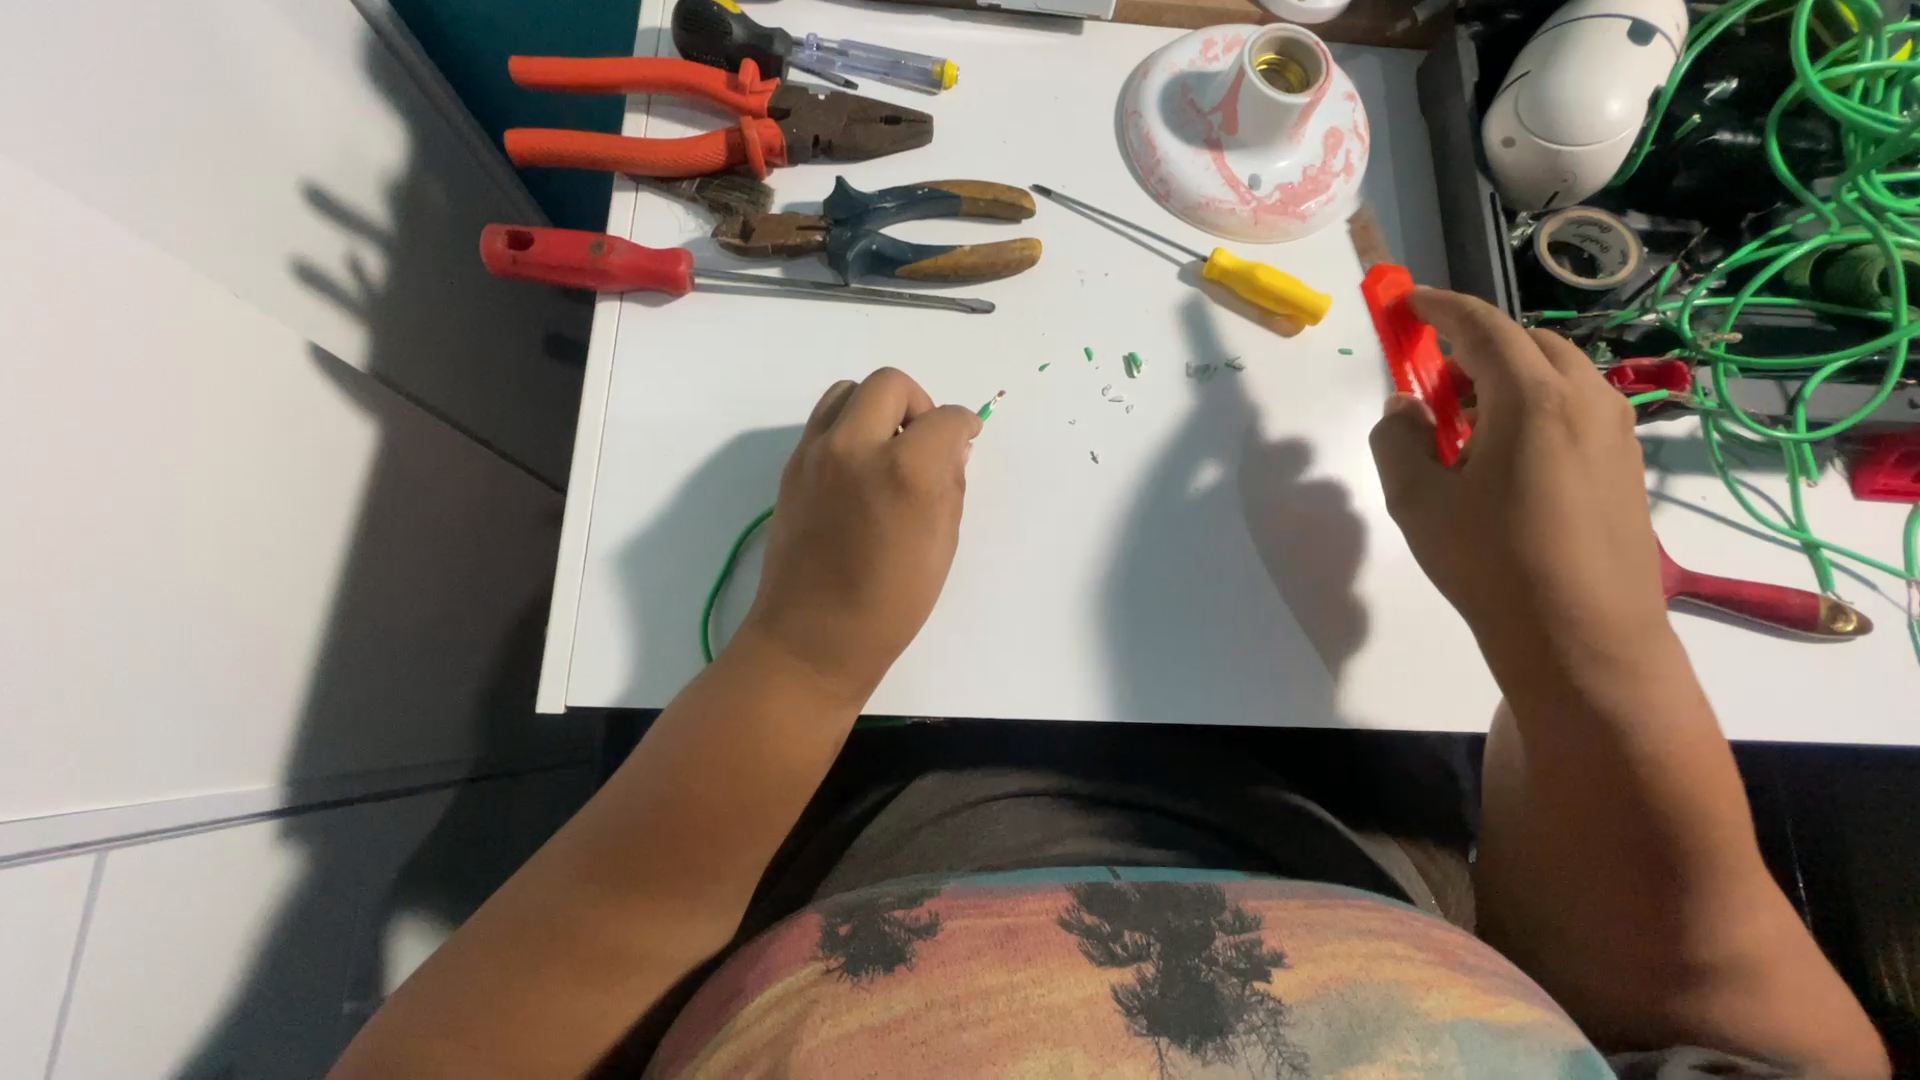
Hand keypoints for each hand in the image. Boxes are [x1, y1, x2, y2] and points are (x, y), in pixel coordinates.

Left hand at [738, 368, 980, 700]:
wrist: (811, 637)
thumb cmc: (890, 605)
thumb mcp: (942, 546)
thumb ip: (951, 485)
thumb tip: (951, 447)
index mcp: (905, 472)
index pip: (945, 418)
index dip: (964, 426)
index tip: (965, 440)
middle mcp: (856, 447)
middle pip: (890, 384)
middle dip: (919, 404)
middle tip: (925, 442)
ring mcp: (816, 454)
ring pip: (848, 390)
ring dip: (876, 407)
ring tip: (888, 449)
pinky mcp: (792, 467)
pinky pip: (823, 421)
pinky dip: (847, 426)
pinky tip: (859, 468)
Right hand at [1369, 288, 1669, 668]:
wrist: (1582, 634)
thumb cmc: (1489, 562)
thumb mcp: (1418, 501)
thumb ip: (1398, 440)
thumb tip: (1404, 408)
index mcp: (1531, 398)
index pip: (1482, 327)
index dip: (1440, 308)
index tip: (1406, 302)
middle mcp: (1585, 398)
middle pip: (1527, 343)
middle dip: (1475, 345)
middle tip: (1432, 380)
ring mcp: (1615, 430)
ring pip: (1557, 374)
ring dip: (1506, 378)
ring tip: (1465, 425)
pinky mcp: (1625, 463)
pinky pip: (1575, 407)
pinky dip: (1534, 406)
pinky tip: (1504, 457)